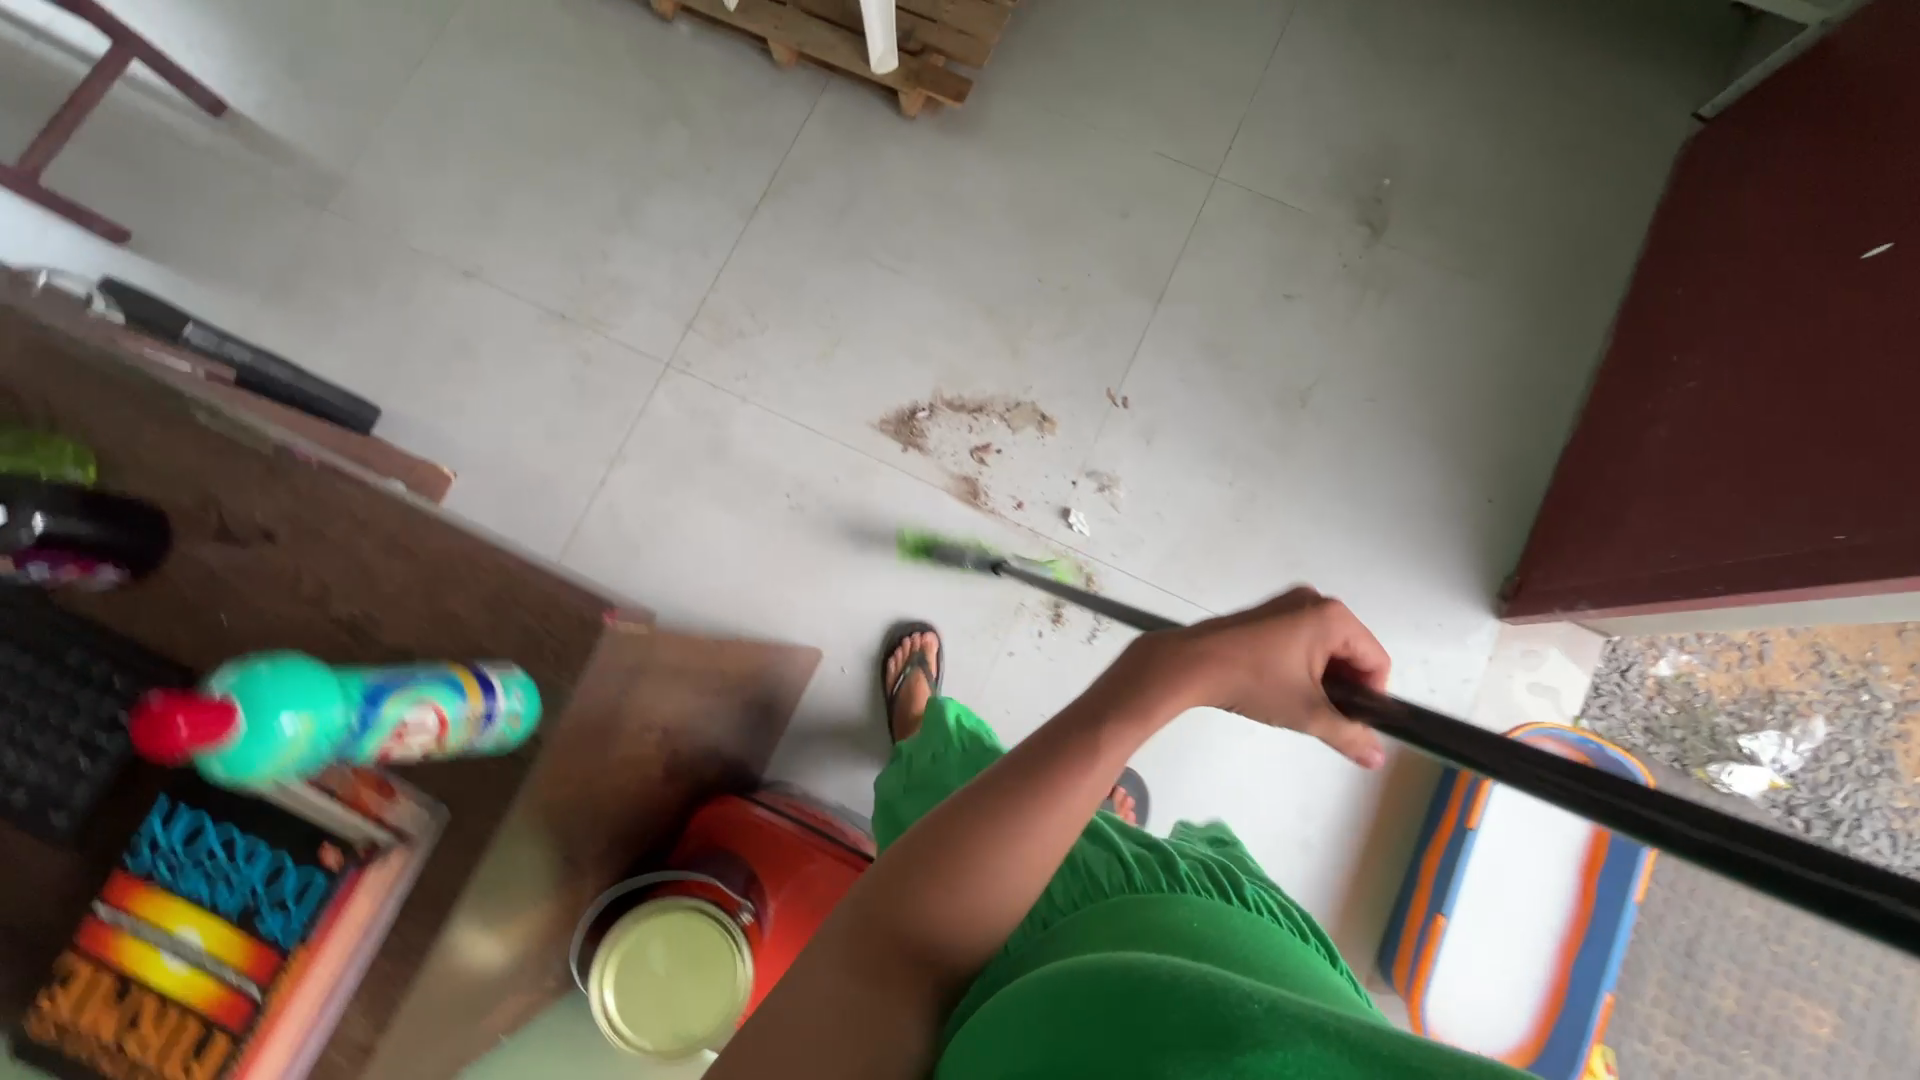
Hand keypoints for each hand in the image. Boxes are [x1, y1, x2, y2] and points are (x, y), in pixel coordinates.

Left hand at [1136, 588, 1392, 768]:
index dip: (1371, 696)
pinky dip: (1299, 666)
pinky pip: (1300, 641)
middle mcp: (1313, 601)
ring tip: (1297, 703)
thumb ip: (1348, 735)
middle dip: (1343, 687)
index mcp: (1333, 616)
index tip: (1350, 720)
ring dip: (1320, 679)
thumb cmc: (1252, 681)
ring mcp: (1286, 604)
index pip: (1376, 660)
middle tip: (1320, 714)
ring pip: (1324, 649)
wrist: (1190, 665)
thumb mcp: (1306, 713)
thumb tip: (1377, 758)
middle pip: (1351, 652)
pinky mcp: (1264, 614)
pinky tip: (1279, 687)